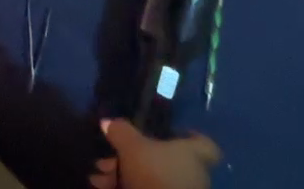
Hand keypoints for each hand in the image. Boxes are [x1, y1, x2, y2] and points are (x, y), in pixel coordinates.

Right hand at [89, 119, 219, 188]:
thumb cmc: (154, 174)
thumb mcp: (131, 146)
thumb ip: (121, 131)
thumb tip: (108, 122)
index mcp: (192, 155)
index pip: (204, 143)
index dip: (188, 136)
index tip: (169, 132)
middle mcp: (192, 175)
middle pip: (164, 160)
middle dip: (134, 158)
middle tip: (108, 158)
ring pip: (151, 178)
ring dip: (123, 175)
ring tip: (100, 176)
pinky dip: (126, 188)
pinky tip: (103, 186)